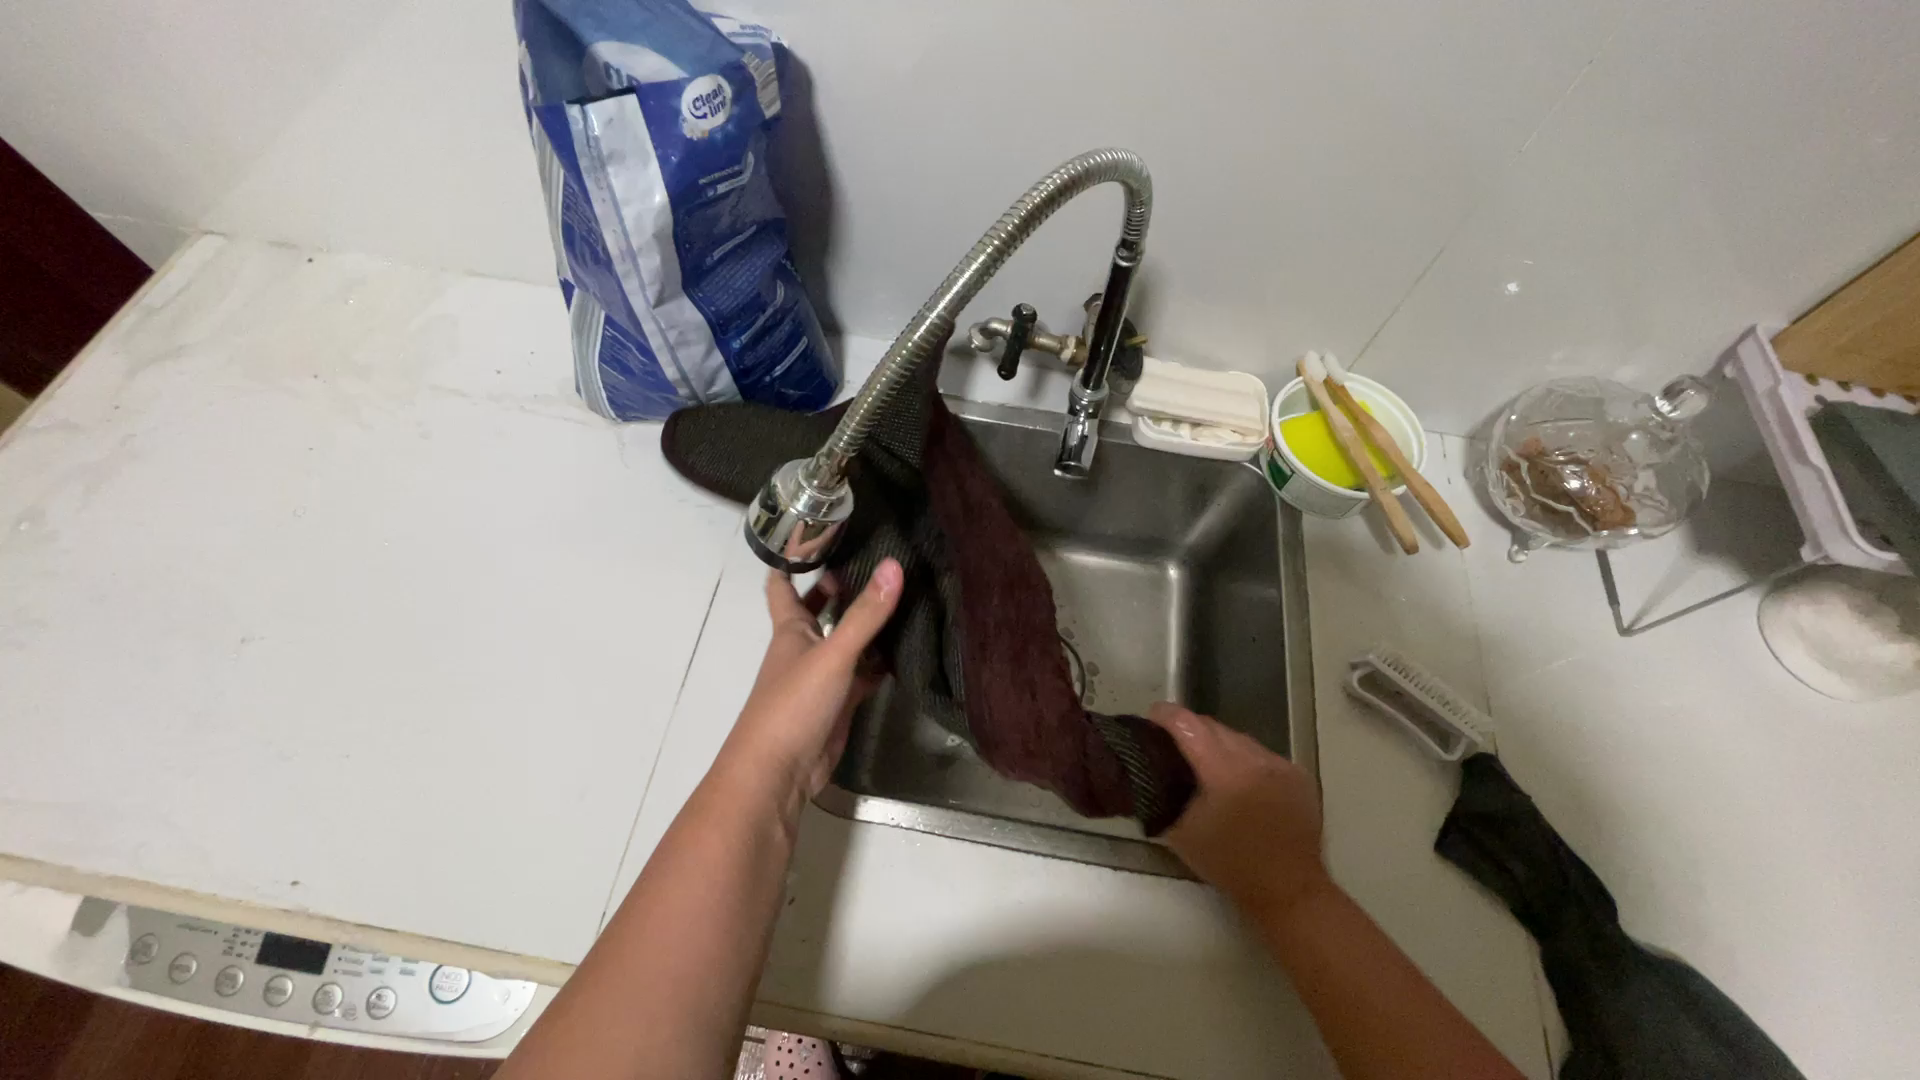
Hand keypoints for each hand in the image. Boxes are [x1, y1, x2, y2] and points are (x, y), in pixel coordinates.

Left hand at [718, 559, 902, 808]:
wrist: (779, 771)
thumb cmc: (792, 704)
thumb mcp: (832, 654)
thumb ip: (865, 614)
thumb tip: (894, 566)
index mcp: (790, 629)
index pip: (783, 585)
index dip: (792, 559)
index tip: (816, 532)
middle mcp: (804, 647)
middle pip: (820, 610)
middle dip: (840, 587)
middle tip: (876, 560)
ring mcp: (823, 676)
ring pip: (846, 641)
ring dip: (867, 624)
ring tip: (904, 595)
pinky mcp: (841, 702)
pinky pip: (864, 674)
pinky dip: (882, 663)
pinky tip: (908, 649)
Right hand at [1149, 702, 1332, 919]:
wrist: (1288, 889)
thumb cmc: (1229, 864)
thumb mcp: (1181, 834)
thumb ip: (1161, 799)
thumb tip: (1146, 777)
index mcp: (1224, 772)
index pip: (1189, 726)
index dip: (1166, 716)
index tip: (1151, 717)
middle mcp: (1255, 760)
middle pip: (1214, 727)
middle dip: (1191, 729)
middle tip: (1173, 745)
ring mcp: (1280, 765)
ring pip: (1240, 739)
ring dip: (1219, 744)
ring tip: (1206, 762)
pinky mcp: (1298, 775)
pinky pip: (1262, 754)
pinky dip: (1245, 759)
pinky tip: (1239, 780)